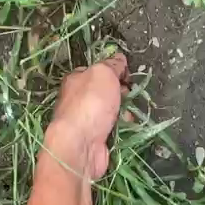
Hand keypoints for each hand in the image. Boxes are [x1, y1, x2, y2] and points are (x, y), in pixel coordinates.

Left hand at [41, 53, 127, 181]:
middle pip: (105, 92)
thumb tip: (119, 59)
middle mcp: (78, 100)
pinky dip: (121, 128)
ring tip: (128, 114)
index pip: (97, 71)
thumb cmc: (90, 104)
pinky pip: (112, 129)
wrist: (81, 145)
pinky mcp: (94, 139)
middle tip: (128, 95)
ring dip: (123, 112)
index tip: (127, 76)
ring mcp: (86, 121)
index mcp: (76, 80)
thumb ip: (112, 64)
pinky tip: (125, 128)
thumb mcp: (103, 73)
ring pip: (111, 112)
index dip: (114, 71)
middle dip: (121, 93)